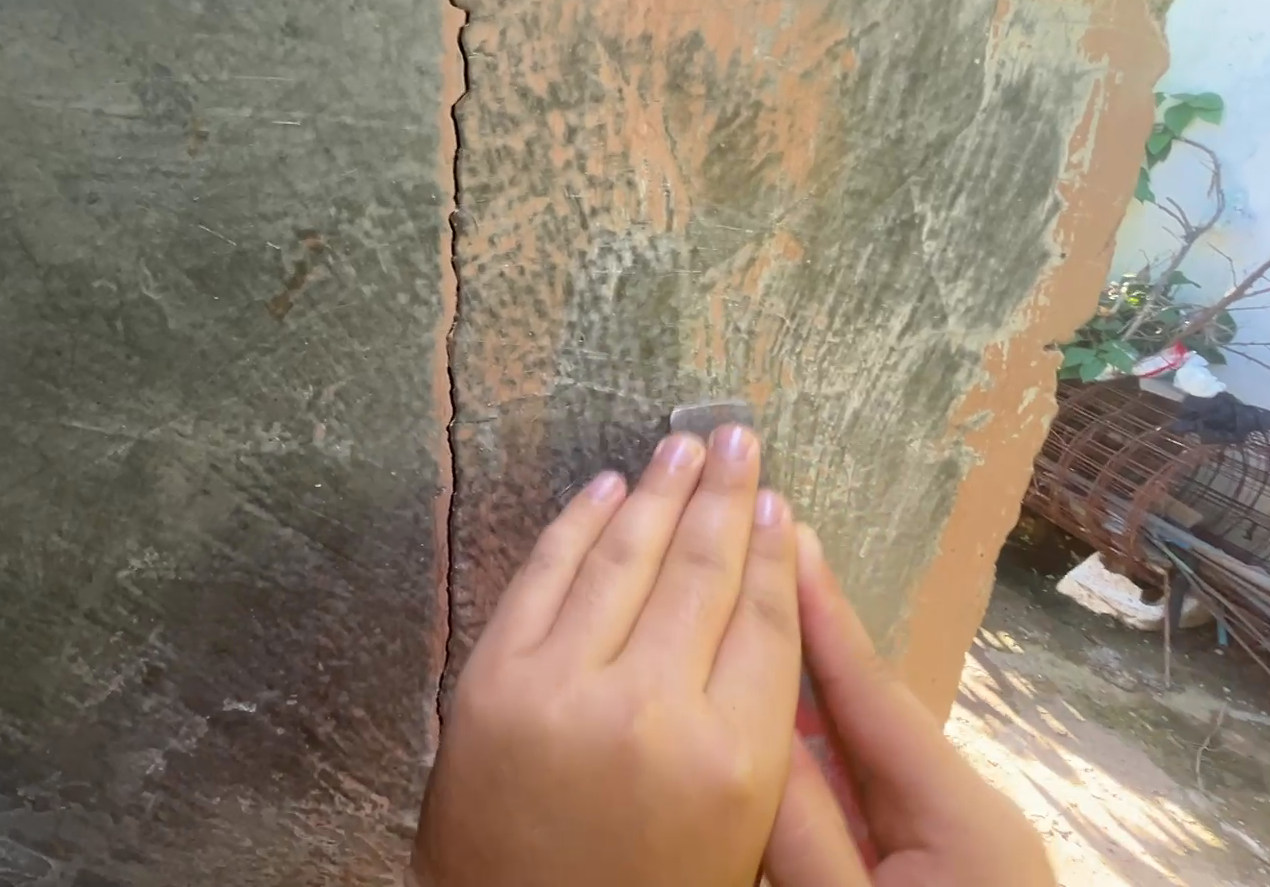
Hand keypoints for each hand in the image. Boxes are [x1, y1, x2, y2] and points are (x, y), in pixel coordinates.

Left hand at [412, 426, 801, 886]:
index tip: (776, 500)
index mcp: (731, 763)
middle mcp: (650, 708)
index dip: (771, 552)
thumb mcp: (731, 832)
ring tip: (684, 446)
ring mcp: (561, 680)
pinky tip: (605, 487)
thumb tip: (757, 604)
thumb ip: (751, 727)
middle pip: (701, 575)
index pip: (764, 625)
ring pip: (624, 559)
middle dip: (723, 498)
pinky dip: (577, 523)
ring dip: (658, 493)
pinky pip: (545, 573)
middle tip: (737, 438)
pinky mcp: (493, 670)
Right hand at [764, 527, 1053, 886]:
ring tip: (741, 603)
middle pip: (859, 703)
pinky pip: (839, 783)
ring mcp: (929, 836)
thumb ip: (800, 827)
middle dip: (803, 627)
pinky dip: (796, 738)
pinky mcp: (902, 859)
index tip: (785, 529)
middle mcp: (951, 811)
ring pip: (844, 742)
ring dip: (792, 676)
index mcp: (960, 822)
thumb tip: (740, 721)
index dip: (821, 607)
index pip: (870, 689)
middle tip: (753, 549)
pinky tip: (755, 703)